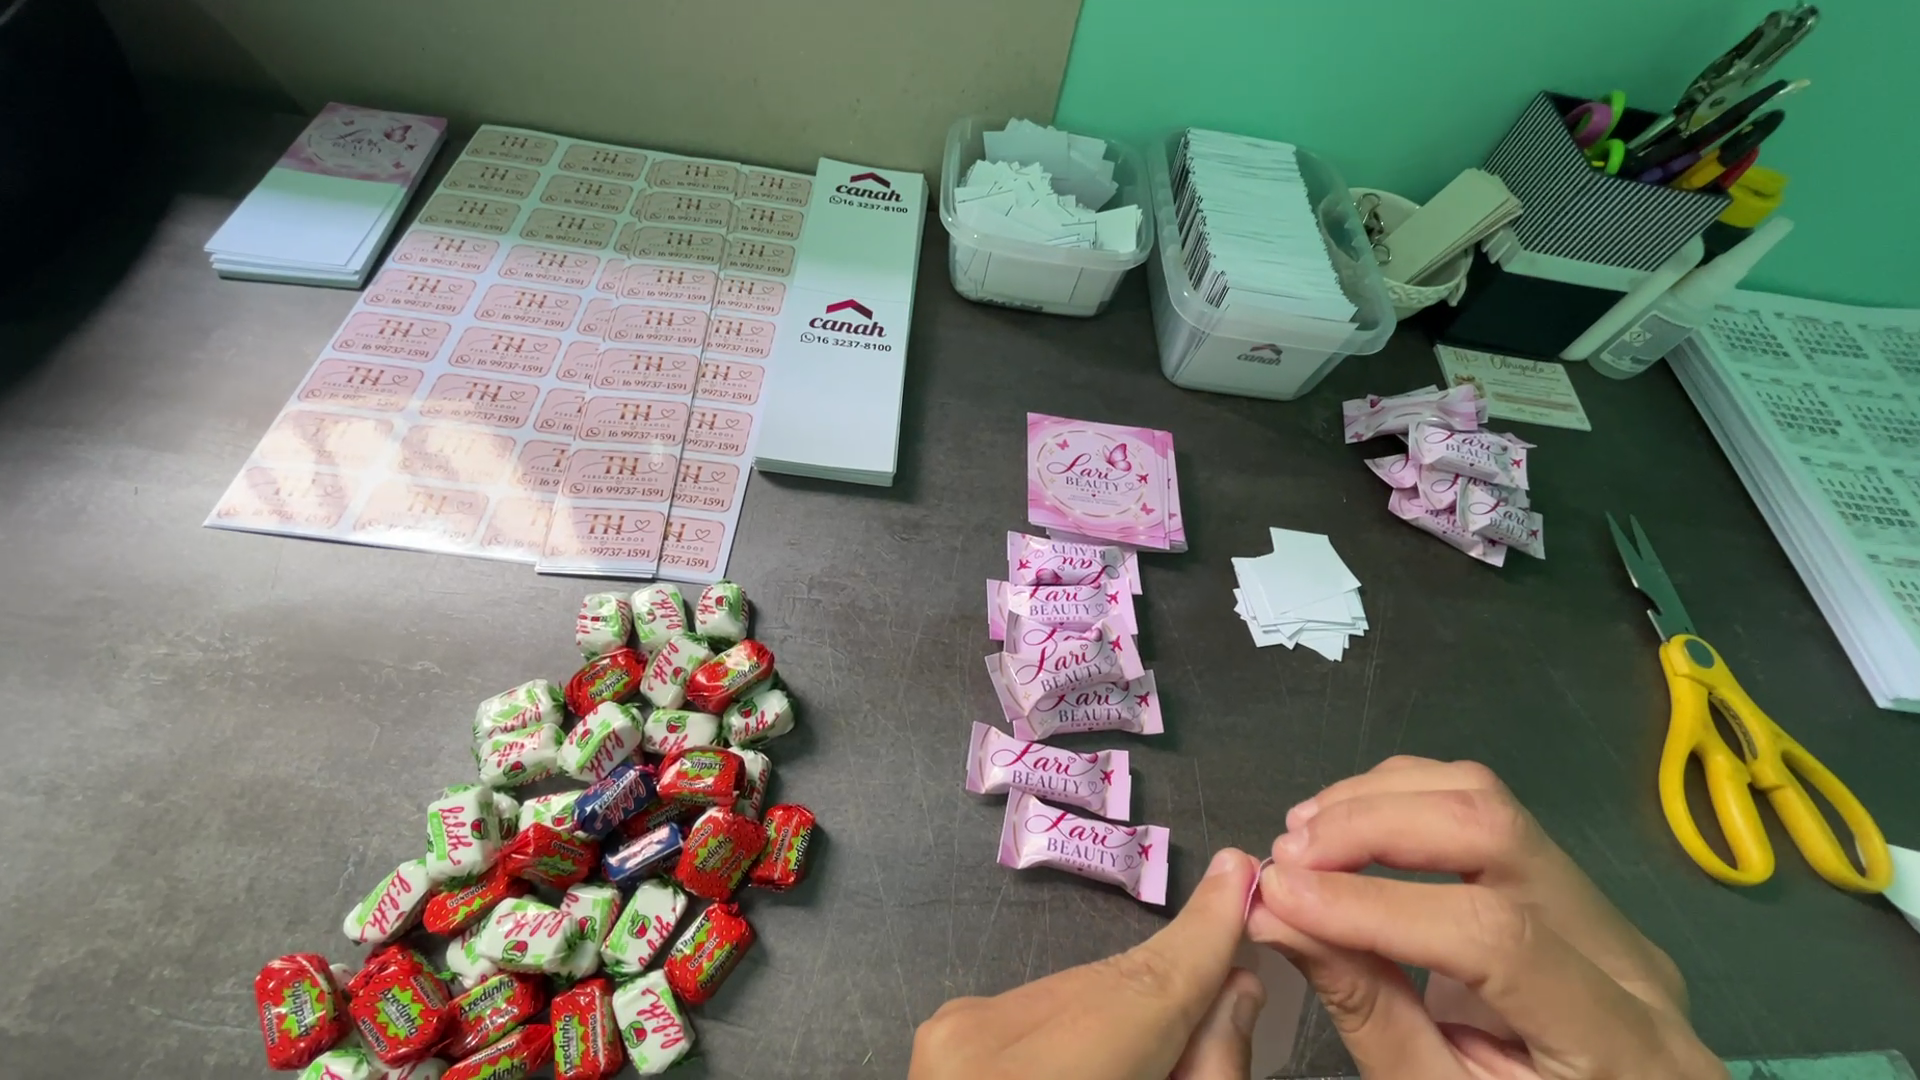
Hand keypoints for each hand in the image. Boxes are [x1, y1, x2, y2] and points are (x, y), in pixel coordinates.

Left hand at [911, 849, 1266, 1079]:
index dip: (1204, 936)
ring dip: (1130, 1011)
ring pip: (1079, 993)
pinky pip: (1042, 1006)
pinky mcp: (948, 1025)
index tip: (1239, 869)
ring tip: (1155, 1052)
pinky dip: (1084, 1023)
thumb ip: (1207, 1071)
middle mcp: (985, 1039)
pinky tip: (1101, 1056)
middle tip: (1229, 984)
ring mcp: (956, 1027)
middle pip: (1114, 989)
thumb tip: (1234, 987)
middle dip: (1177, 986)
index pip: (1147, 989)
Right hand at [1248, 756, 1725, 1078]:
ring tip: (1301, 836)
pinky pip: (1473, 800)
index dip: (1376, 904)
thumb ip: (1362, 1005)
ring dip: (1373, 800)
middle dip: (1371, 825)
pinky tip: (1340, 829)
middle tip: (1288, 855)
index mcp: (1623, 1047)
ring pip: (1481, 793)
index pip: (1497, 936)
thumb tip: (1270, 910)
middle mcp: (1626, 953)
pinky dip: (1392, 797)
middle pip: (1495, 830)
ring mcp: (1595, 906)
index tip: (1280, 894)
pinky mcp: (1555, 880)